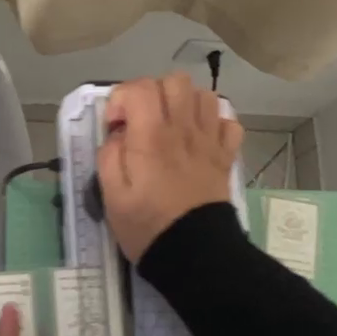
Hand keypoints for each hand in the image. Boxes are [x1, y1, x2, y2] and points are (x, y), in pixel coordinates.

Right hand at [96, 73, 243, 261]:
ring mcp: (210, 141)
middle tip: (141, 120)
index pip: (139, 88)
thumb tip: (119, 135)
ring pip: (203, 95)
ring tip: (169, 125)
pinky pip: (227, 122)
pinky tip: (198, 138)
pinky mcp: (225, 156)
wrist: (195, 254)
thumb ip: (110, 157)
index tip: (114, 127)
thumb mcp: (112, 195)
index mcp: (152, 137)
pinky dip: (213, 122)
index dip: (120, 99)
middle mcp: (184, 130)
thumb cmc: (148, 226)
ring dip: (183, 102)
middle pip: (174, 81)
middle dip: (152, 92)